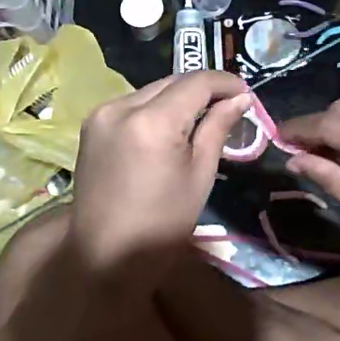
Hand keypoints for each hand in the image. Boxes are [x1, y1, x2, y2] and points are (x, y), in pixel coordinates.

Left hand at [69, 71, 252, 290]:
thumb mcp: (200, 176)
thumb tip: (240, 99)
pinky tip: (171, 128)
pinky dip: (156, 108)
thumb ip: (218, 128)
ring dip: (179, 97)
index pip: (197, 82)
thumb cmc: (161, 226)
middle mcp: (122, 106)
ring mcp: (102, 114)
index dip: (226, 83)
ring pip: (153, 90)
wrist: (103, 258)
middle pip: (173, 81)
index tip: (246, 95)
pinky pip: (133, 103)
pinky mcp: (93, 125)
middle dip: (204, 89)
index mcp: (152, 122)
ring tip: (203, 118)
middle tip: (230, 107)